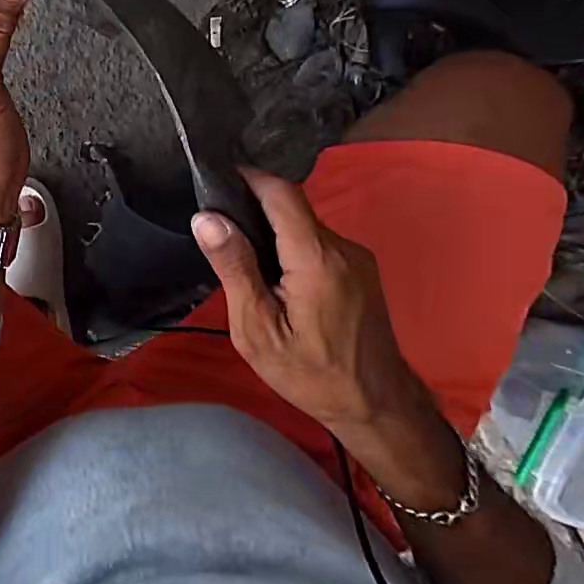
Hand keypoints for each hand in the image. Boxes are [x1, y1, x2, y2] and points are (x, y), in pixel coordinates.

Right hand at [196, 172, 557, 583]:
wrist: (376, 405)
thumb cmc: (310, 372)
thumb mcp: (257, 328)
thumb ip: (235, 267)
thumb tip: (206, 218)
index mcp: (316, 258)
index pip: (281, 193)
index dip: (249, 178)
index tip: (216, 178)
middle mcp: (342, 247)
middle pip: (293, 207)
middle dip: (254, 209)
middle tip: (219, 232)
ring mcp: (357, 258)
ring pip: (305, 225)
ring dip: (273, 232)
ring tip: (243, 262)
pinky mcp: (362, 270)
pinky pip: (319, 243)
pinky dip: (292, 248)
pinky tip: (275, 279)